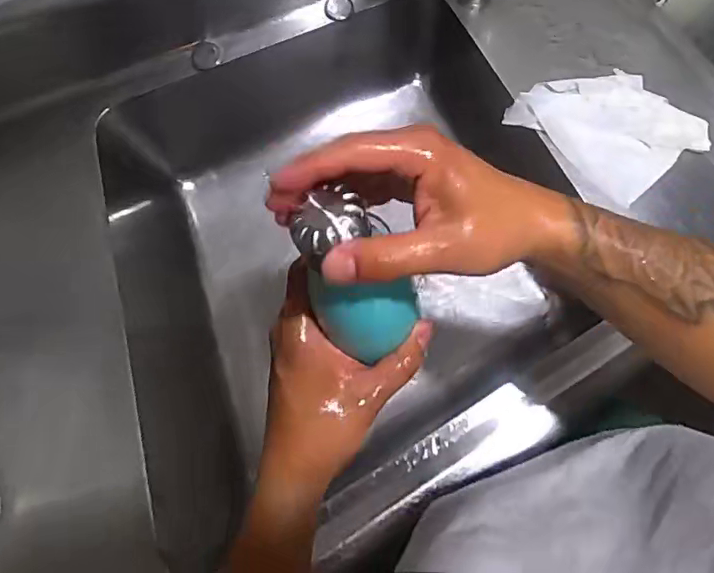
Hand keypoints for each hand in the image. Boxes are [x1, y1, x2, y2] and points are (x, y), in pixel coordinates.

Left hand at [258, 261, 431, 494]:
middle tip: (375, 261)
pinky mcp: (293, 360)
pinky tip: (363, 318)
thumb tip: (427, 326)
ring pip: (311, 304)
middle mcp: (285, 330)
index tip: (358, 238)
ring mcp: (287, 346)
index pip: (301, 270)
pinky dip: (334, 312)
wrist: (295, 475)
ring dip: (338, 293)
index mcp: (296, 328)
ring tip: (374, 284)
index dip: (326, 250)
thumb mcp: (373, 392)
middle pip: (309, 284)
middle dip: (340, 271)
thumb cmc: (325, 427)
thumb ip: (403, 357)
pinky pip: (313, 321)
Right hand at [267, 125, 573, 284]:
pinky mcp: (417, 173)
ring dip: (327, 185)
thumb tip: (328, 266)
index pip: (353, 152)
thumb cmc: (496, 230)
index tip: (276, 187)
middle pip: (351, 153)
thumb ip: (385, 258)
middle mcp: (413, 145)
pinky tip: (330, 213)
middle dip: (311, 176)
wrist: (533, 223)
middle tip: (275, 206)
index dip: (311, 168)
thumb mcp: (440, 248)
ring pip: (360, 165)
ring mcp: (415, 157)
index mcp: (418, 151)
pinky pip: (374, 178)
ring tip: (293, 212)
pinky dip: (349, 193)